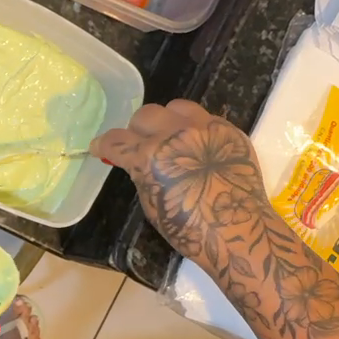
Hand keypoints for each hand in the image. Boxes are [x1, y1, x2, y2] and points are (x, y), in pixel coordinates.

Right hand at [91, 100, 270, 263]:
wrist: (238, 230)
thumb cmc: (188, 229)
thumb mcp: (152, 204)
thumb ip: (142, 175)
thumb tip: (140, 164)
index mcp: (148, 157)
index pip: (116, 141)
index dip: (103, 145)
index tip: (100, 148)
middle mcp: (174, 134)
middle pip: (144, 115)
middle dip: (136, 131)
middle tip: (139, 146)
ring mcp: (204, 128)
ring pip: (175, 108)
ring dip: (166, 122)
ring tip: (170, 140)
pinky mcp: (228, 130)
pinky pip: (204, 118)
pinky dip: (193, 129)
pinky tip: (197, 150)